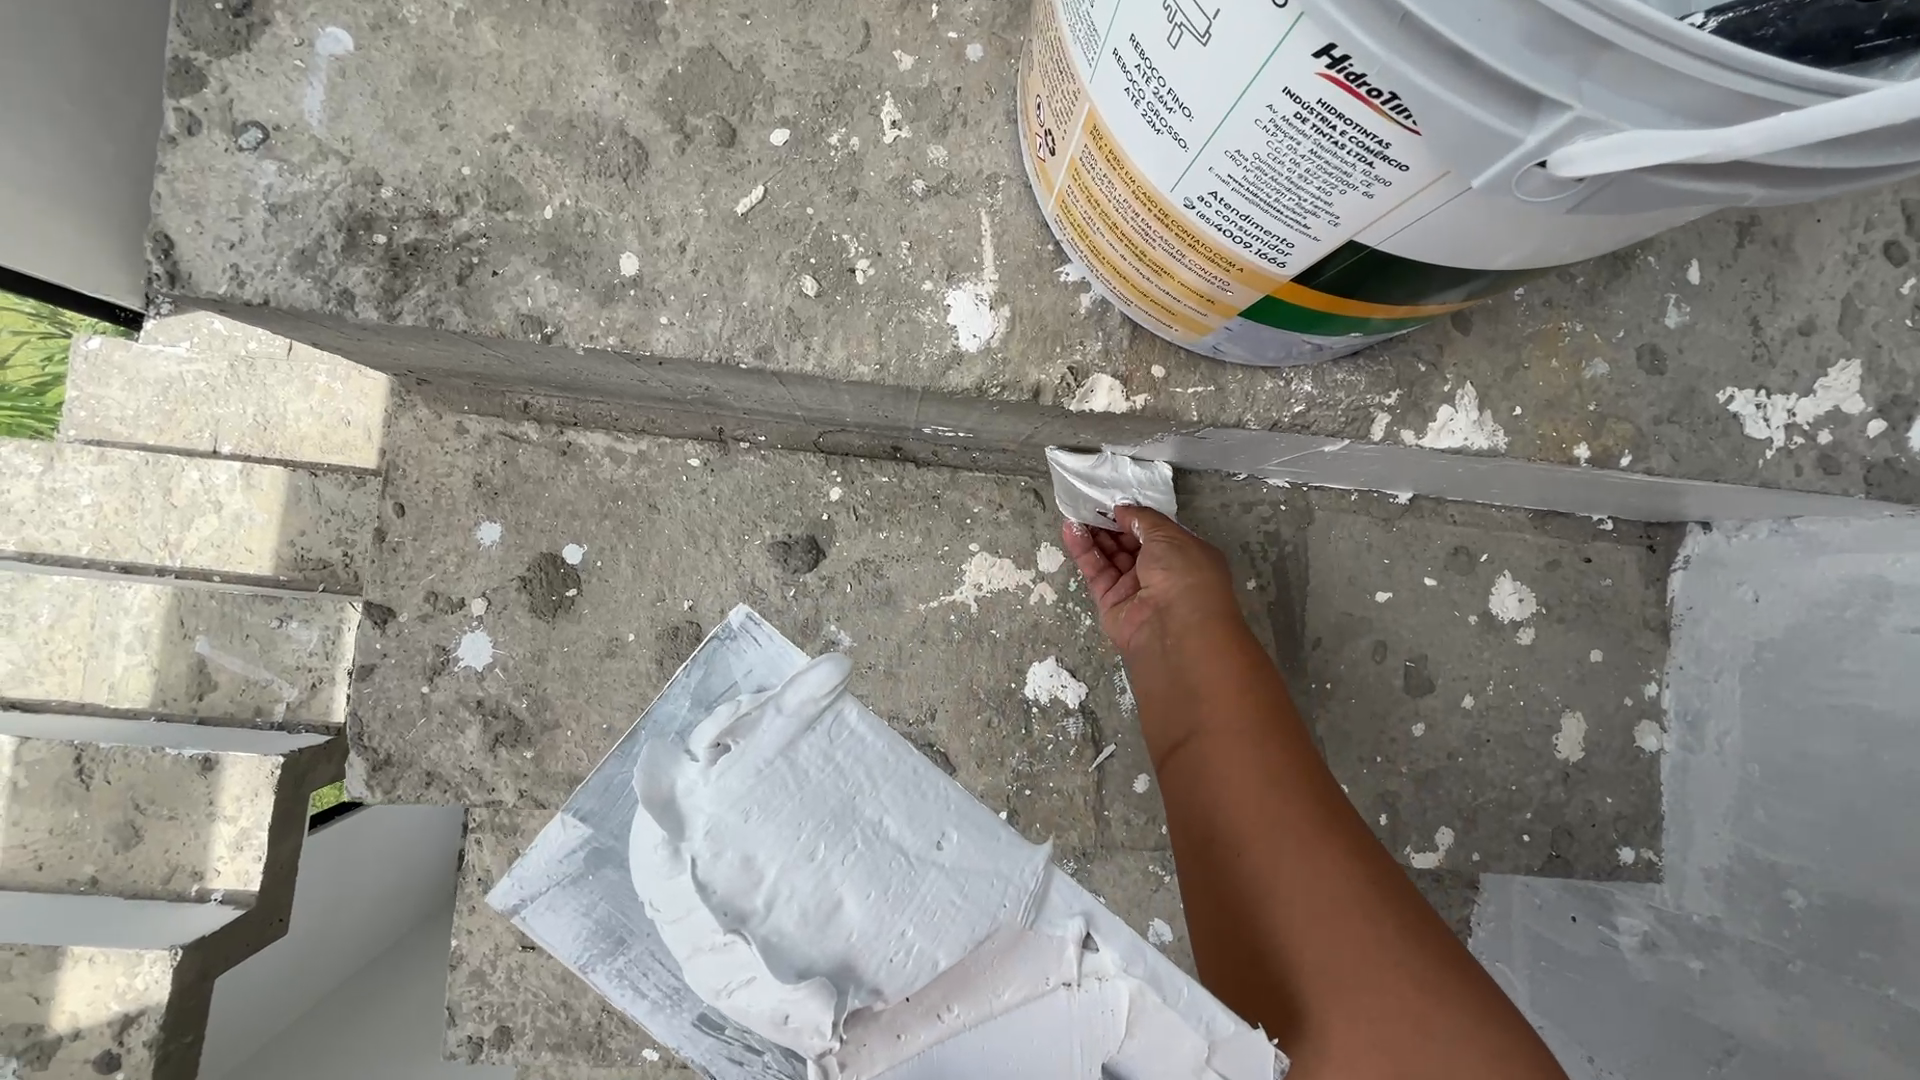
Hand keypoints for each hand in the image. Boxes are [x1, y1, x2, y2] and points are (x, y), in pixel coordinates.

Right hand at [1061, 506, 1241, 659]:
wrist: (1174, 628)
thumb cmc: (1183, 573)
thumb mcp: (1168, 535)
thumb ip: (1142, 519)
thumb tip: (1123, 510)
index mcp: (1182, 554)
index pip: (1154, 531)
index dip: (1134, 516)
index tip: (1114, 501)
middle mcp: (1159, 571)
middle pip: (1129, 542)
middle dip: (1110, 523)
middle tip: (1089, 503)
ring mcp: (1134, 587)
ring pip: (1110, 555)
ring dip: (1093, 533)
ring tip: (1074, 511)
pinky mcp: (1111, 600)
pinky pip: (1096, 570)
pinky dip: (1083, 551)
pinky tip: (1071, 530)